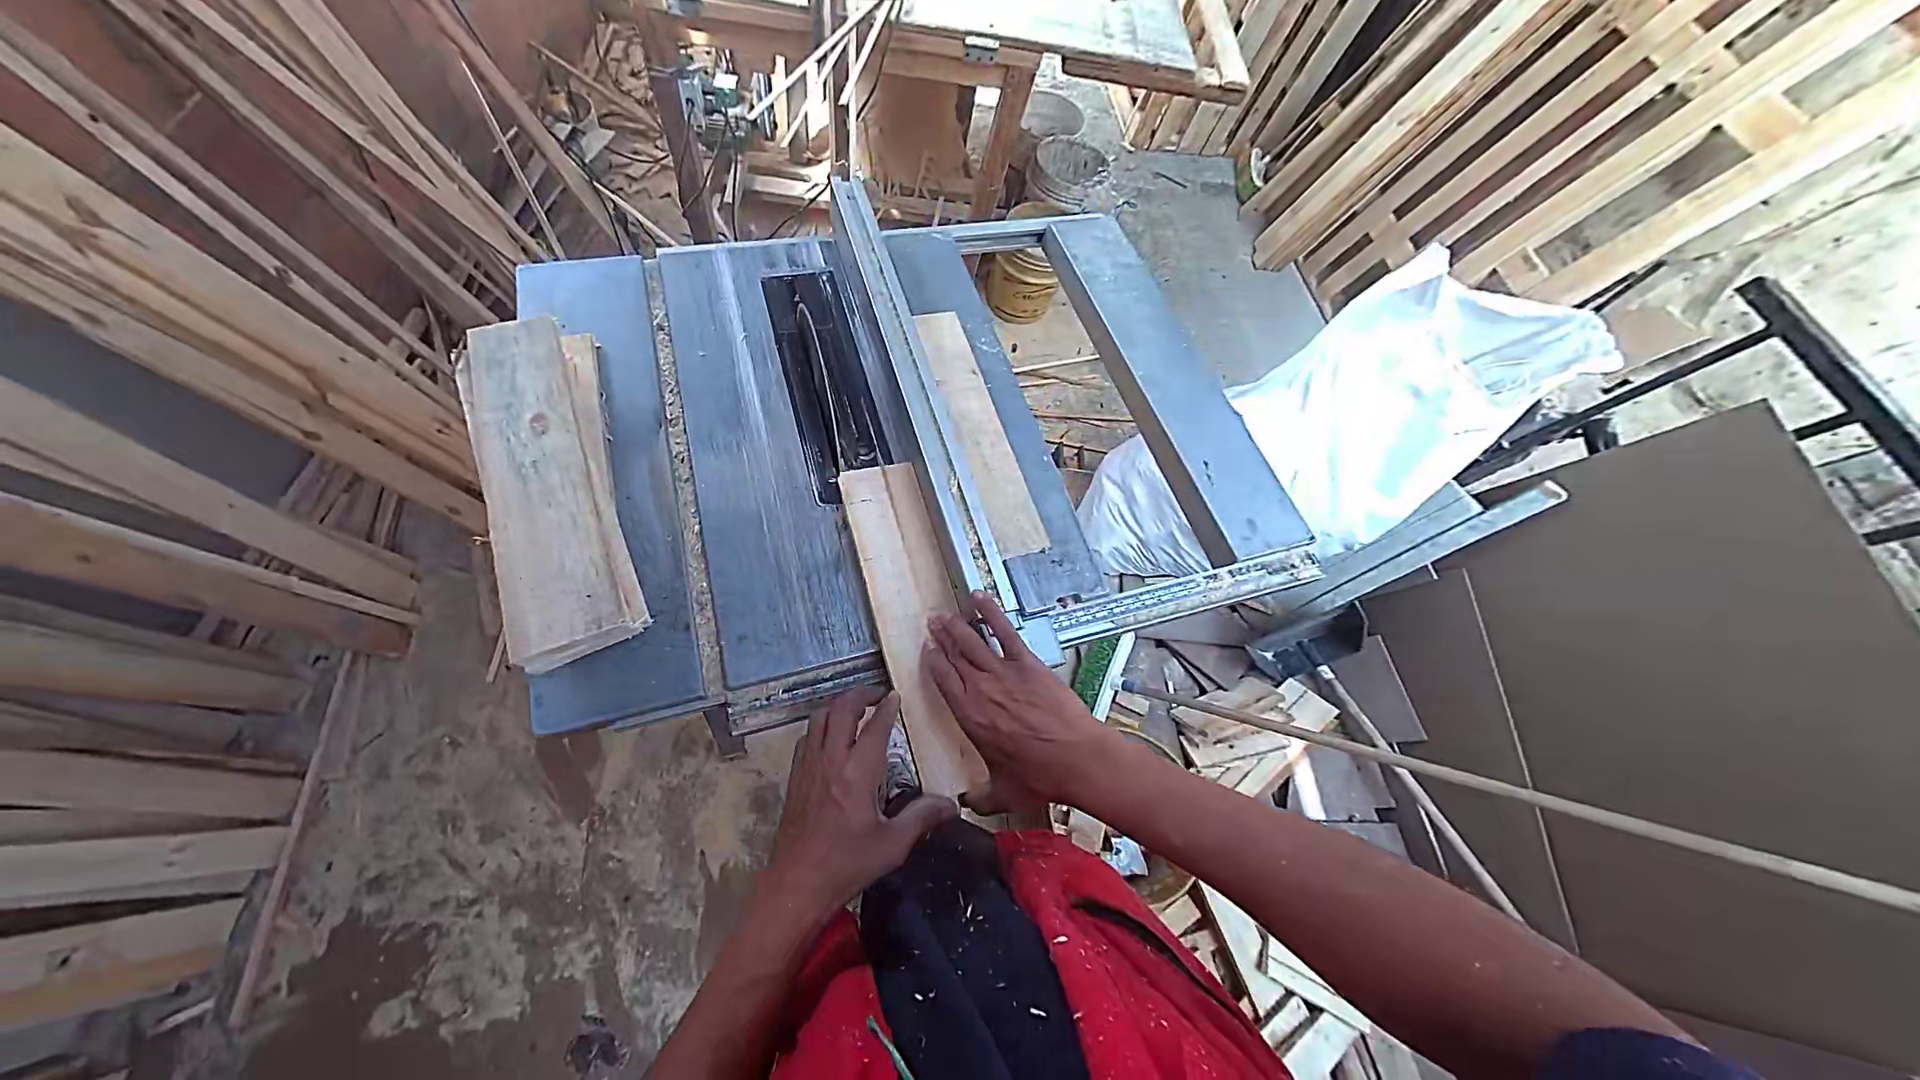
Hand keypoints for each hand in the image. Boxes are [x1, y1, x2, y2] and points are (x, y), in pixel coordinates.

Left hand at [761, 687, 955, 920]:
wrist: (796, 885)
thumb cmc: (846, 865)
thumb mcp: (892, 845)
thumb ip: (921, 818)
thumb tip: (950, 805)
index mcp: (856, 774)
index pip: (874, 727)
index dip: (887, 707)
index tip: (896, 697)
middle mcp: (830, 761)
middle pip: (841, 709)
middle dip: (860, 695)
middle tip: (877, 696)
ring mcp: (808, 767)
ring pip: (820, 717)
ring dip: (839, 707)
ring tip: (856, 710)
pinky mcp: (795, 777)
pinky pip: (807, 736)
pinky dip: (822, 726)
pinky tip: (833, 738)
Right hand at [923, 590, 1124, 815]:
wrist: (1076, 759)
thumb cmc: (1040, 776)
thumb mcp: (1003, 792)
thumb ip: (980, 797)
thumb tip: (968, 804)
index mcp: (969, 716)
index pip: (942, 681)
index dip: (933, 662)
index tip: (927, 651)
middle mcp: (980, 690)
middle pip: (953, 656)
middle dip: (940, 638)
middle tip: (931, 625)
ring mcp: (1003, 673)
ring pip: (971, 641)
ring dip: (956, 625)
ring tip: (944, 613)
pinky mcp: (1026, 663)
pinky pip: (1004, 632)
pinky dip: (990, 613)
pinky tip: (979, 599)